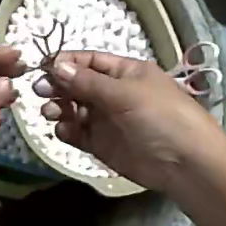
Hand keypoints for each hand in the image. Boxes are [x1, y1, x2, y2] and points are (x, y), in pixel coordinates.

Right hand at [34, 51, 225, 190]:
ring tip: (50, 113)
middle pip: (78, 84)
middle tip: (39, 91)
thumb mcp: (125, 94)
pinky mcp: (102, 145)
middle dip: (58, 86)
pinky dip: (67, 131)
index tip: (42, 67)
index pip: (90, 61)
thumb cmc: (161, 117)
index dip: (66, 62)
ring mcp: (107, 120)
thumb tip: (56, 65)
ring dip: (59, 108)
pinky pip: (78, 134)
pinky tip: (63, 130)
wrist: (186, 164)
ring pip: (74, 109)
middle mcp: (114, 94)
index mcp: (126, 72)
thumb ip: (88, 82)